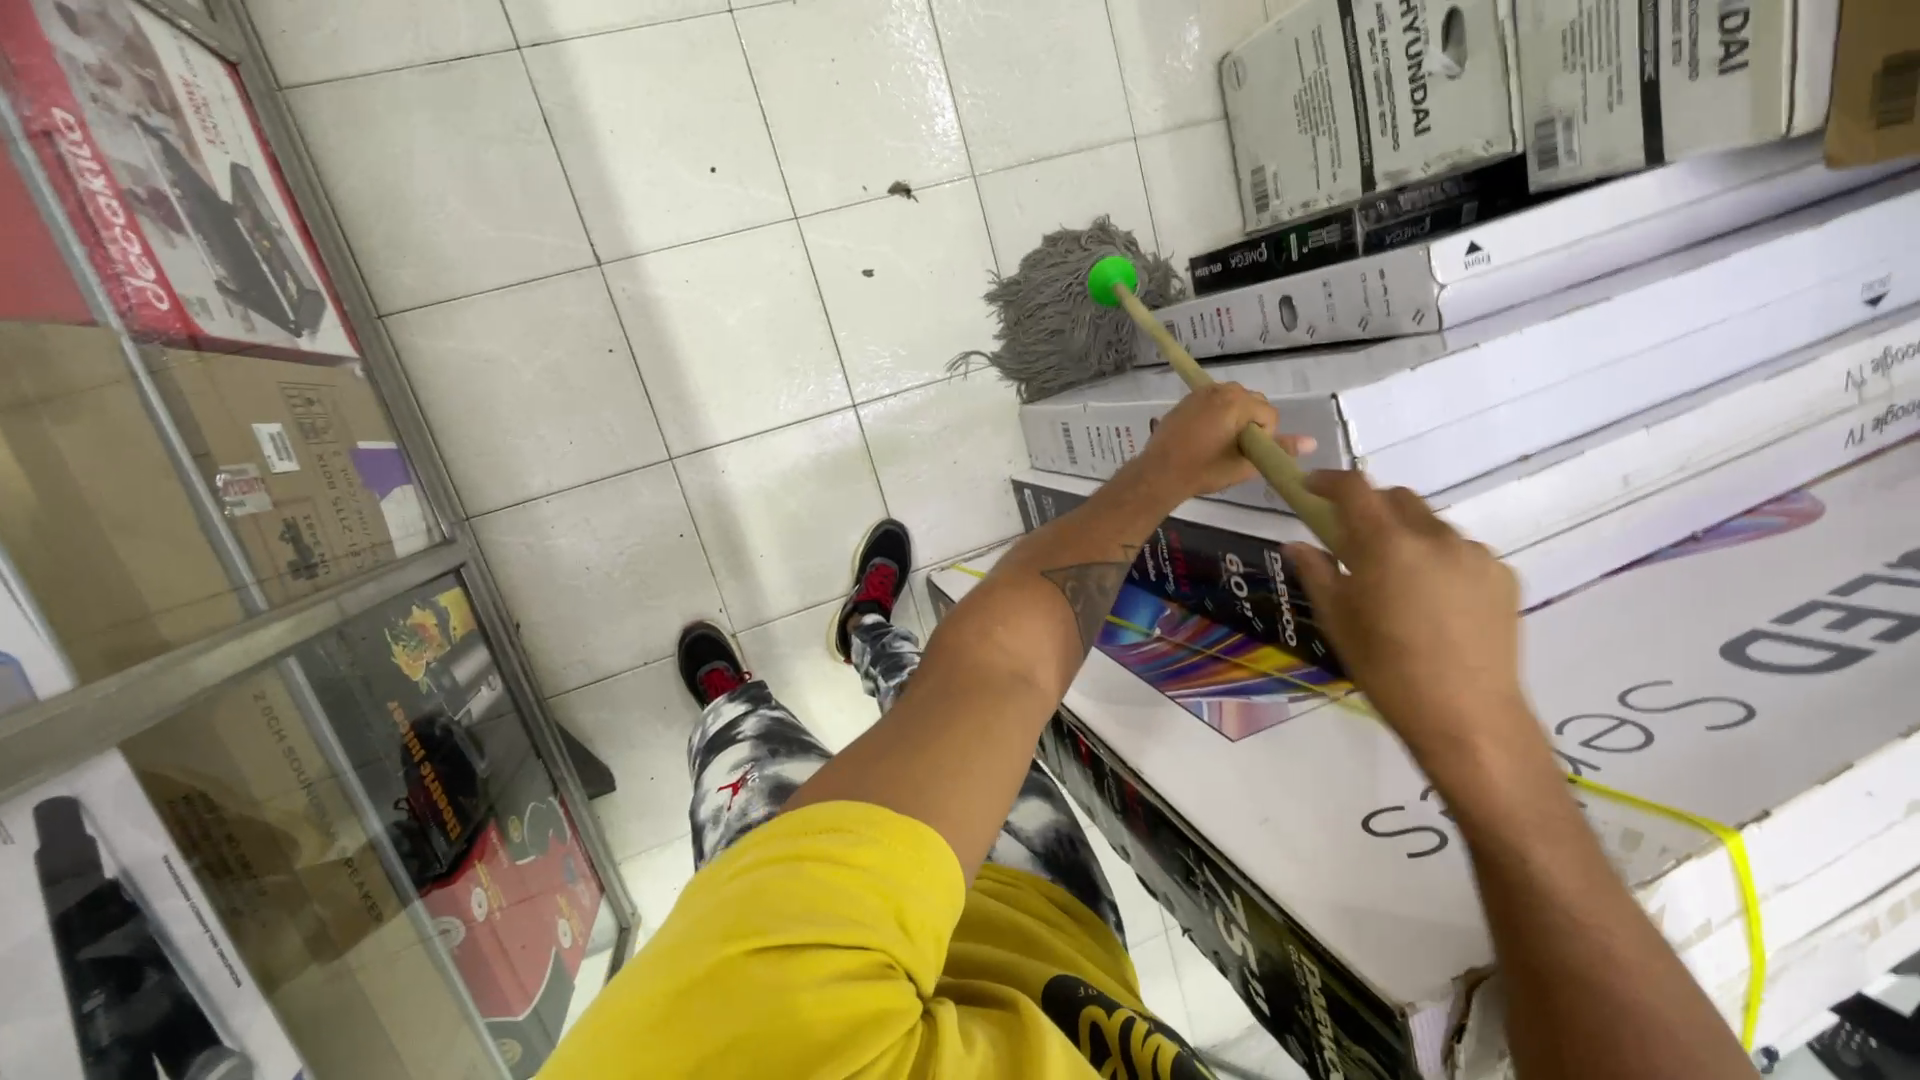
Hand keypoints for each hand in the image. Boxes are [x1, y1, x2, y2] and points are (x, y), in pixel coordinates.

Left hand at [1131, 383, 1314, 502]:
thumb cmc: (1203, 470)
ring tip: (1220, 442)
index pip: (1269, 414)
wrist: (1160, 472)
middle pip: (1253, 402)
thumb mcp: (1244, 464)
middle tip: (1234, 449)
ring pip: (1234, 399)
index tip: (1246, 453)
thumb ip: (1278, 450)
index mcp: (1238, 403)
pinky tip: (1205, 434)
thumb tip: (1312, 442)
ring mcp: (1202, 391)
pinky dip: (1218, 413)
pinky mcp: (1188, 398)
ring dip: (1235, 417)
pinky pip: (1215, 400)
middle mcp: (1222, 390)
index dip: (1264, 436)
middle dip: (1250, 424)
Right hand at [1287, 472, 1542, 781]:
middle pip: (1397, 498)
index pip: (1355, 489)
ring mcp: (1475, 554)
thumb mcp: (1337, 621)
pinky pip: (1461, 552)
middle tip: (1352, 542)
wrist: (1466, 715)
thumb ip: (1317, 573)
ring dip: (1406, 536)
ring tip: (1397, 581)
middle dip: (1370, 508)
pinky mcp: (1503, 576)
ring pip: (1431, 525)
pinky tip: (1433, 603)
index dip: (1329, 481)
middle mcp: (1435, 537)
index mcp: (1388, 544)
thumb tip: (1298, 545)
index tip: (1311, 487)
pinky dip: (1439, 562)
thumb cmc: (1386, 669)